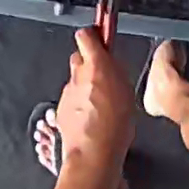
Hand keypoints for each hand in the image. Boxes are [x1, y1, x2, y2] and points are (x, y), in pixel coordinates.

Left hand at [56, 29, 135, 188]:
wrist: (94, 154)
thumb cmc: (115, 125)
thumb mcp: (126, 90)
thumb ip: (116, 71)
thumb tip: (110, 63)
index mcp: (97, 65)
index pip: (86, 35)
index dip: (93, 35)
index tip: (100, 36)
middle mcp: (78, 75)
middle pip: (79, 57)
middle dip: (89, 62)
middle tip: (103, 74)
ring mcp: (67, 92)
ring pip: (76, 80)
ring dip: (85, 85)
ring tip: (100, 102)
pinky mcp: (61, 109)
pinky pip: (71, 98)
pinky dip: (79, 103)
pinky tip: (92, 116)